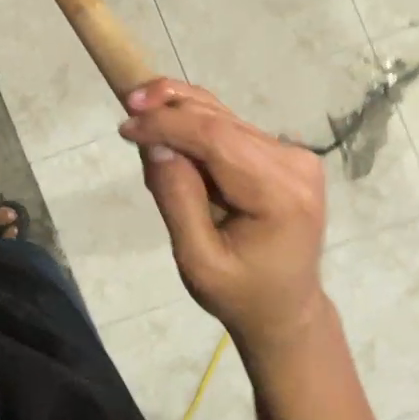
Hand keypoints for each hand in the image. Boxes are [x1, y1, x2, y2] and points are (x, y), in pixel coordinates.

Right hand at [118, 79, 329, 351]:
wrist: (285, 310)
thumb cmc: (239, 294)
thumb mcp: (197, 261)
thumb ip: (177, 199)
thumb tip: (154, 144)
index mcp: (281, 194)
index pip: (216, 137)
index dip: (166, 123)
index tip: (125, 128)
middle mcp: (293, 163)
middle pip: (217, 117)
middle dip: (166, 109)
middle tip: (127, 120)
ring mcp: (291, 154)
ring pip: (219, 112)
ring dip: (175, 113)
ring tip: (143, 132)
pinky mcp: (280, 151)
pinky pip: (225, 123)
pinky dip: (190, 123)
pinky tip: (168, 140)